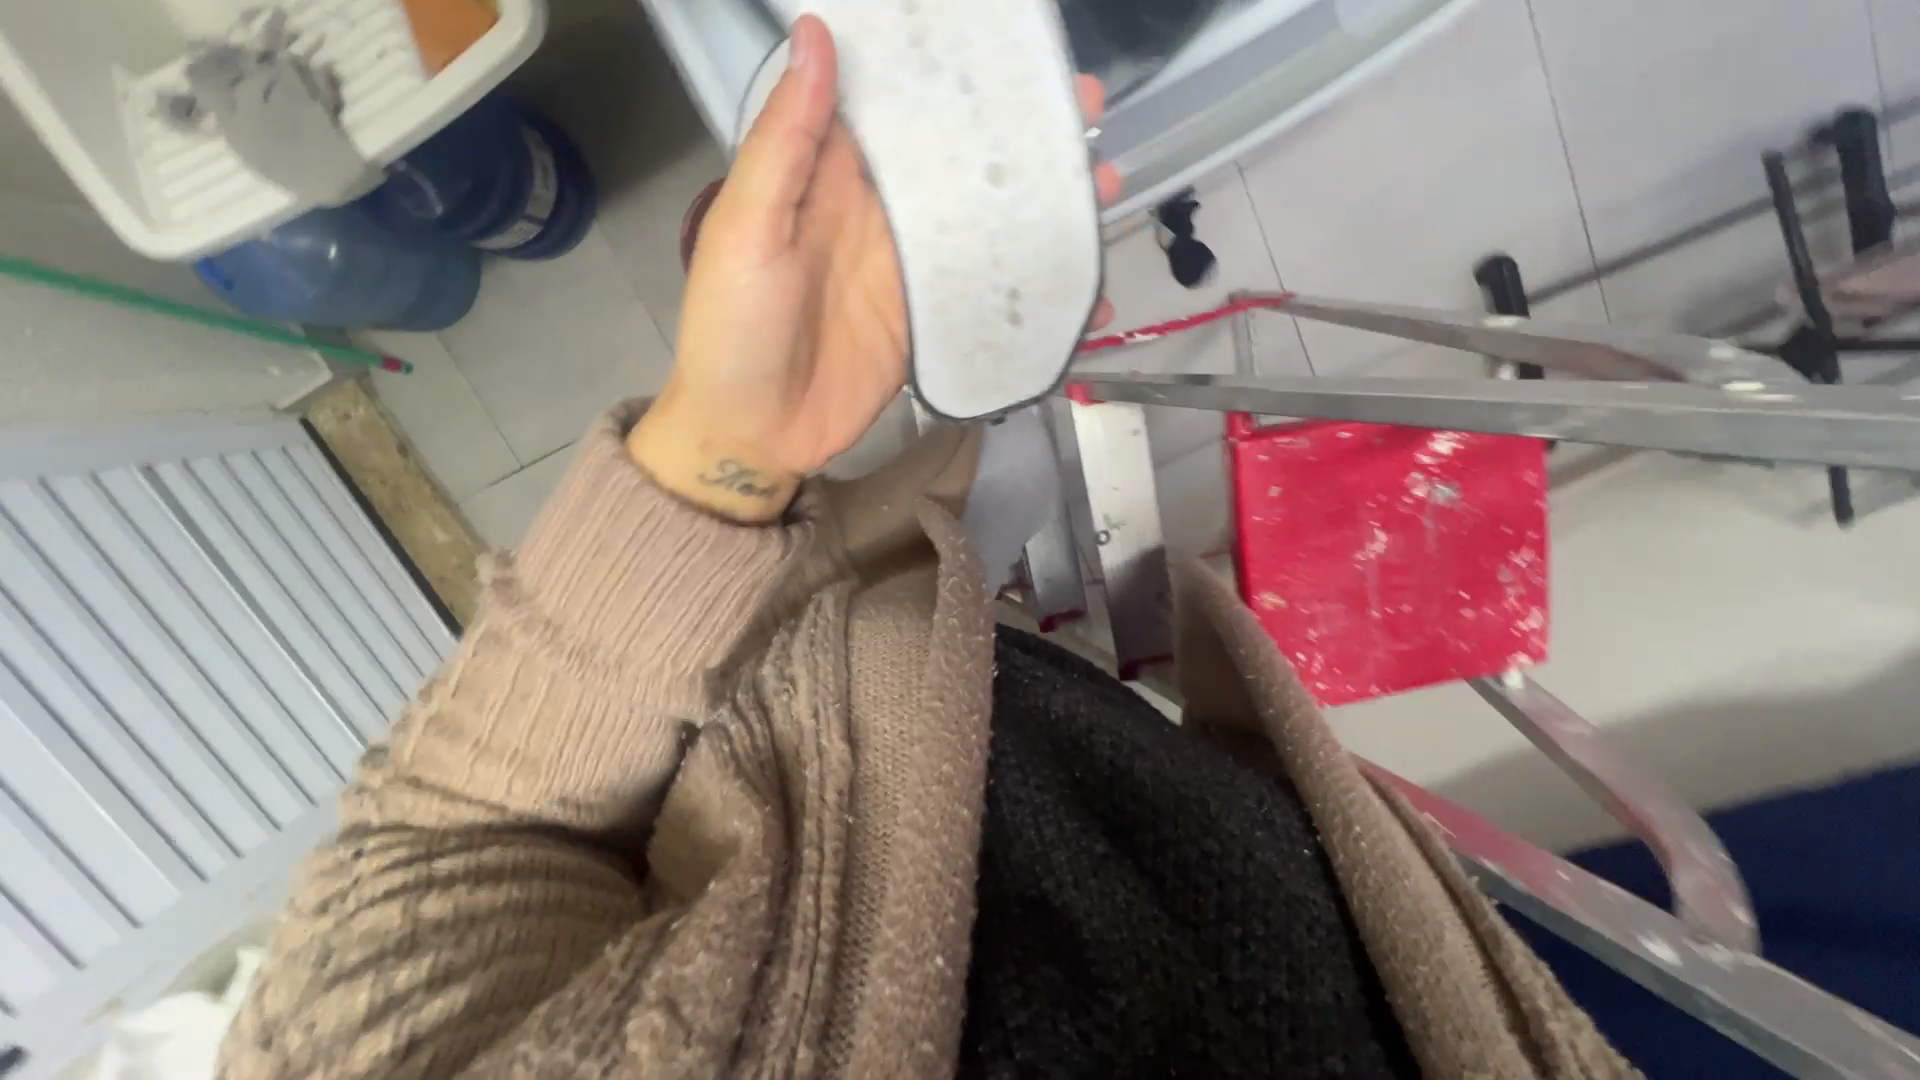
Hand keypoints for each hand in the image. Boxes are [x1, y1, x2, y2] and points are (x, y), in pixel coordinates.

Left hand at [629, 14, 1118, 521]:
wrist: (752, 433)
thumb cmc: (731, 329)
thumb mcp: (745, 229)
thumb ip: (785, 143)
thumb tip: (817, 36)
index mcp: (831, 178)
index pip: (897, 109)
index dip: (947, 76)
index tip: (1008, 48)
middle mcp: (880, 217)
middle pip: (957, 163)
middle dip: (1019, 135)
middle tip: (1084, 105)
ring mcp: (910, 274)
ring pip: (986, 225)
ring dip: (1043, 203)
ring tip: (1104, 181)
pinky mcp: (930, 325)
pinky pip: (989, 298)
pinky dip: (1035, 293)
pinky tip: (1085, 285)